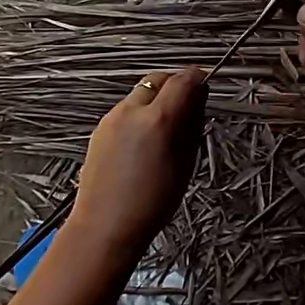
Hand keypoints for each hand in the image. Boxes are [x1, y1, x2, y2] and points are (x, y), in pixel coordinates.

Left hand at [70, 68, 204, 255]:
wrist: (105, 226)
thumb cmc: (151, 203)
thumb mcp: (185, 163)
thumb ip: (192, 126)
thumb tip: (198, 100)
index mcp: (158, 119)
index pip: (183, 80)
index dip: (197, 78)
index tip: (204, 84)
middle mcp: (131, 111)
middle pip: (158, 78)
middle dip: (175, 84)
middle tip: (189, 103)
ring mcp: (112, 119)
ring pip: (141, 93)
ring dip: (157, 99)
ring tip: (167, 126)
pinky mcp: (100, 129)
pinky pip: (125, 109)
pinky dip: (140, 113)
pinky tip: (146, 139)